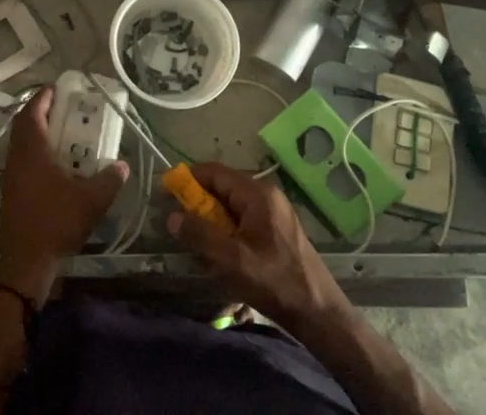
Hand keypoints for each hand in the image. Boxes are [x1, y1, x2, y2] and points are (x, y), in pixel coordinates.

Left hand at [0, 88, 127, 295]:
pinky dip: (34, 153)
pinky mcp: (10, 192)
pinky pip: (20, 161)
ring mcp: (9, 176)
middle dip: (39, 112)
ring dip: (36, 134)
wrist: (26, 261)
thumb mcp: (91, 201)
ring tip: (60, 134)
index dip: (42, 98)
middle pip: (22, 125)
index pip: (31, 113)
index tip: (57, 88)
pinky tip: (53, 166)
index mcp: (31, 151)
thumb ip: (109, 180)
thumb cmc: (57, 223)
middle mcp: (16, 158)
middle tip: (61, 108)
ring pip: (19, 144)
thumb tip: (122, 164)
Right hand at [167, 162, 348, 324]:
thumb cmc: (275, 282)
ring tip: (199, 244)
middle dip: (198, 204)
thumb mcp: (232, 260)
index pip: (213, 172)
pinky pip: (243, 221)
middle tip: (180, 225)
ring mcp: (274, 213)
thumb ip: (200, 235)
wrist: (320, 314)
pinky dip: (227, 231)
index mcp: (257, 194)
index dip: (187, 179)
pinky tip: (222, 255)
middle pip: (222, 188)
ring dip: (211, 221)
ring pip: (231, 206)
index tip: (165, 194)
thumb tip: (172, 216)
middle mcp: (267, 196)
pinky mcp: (277, 231)